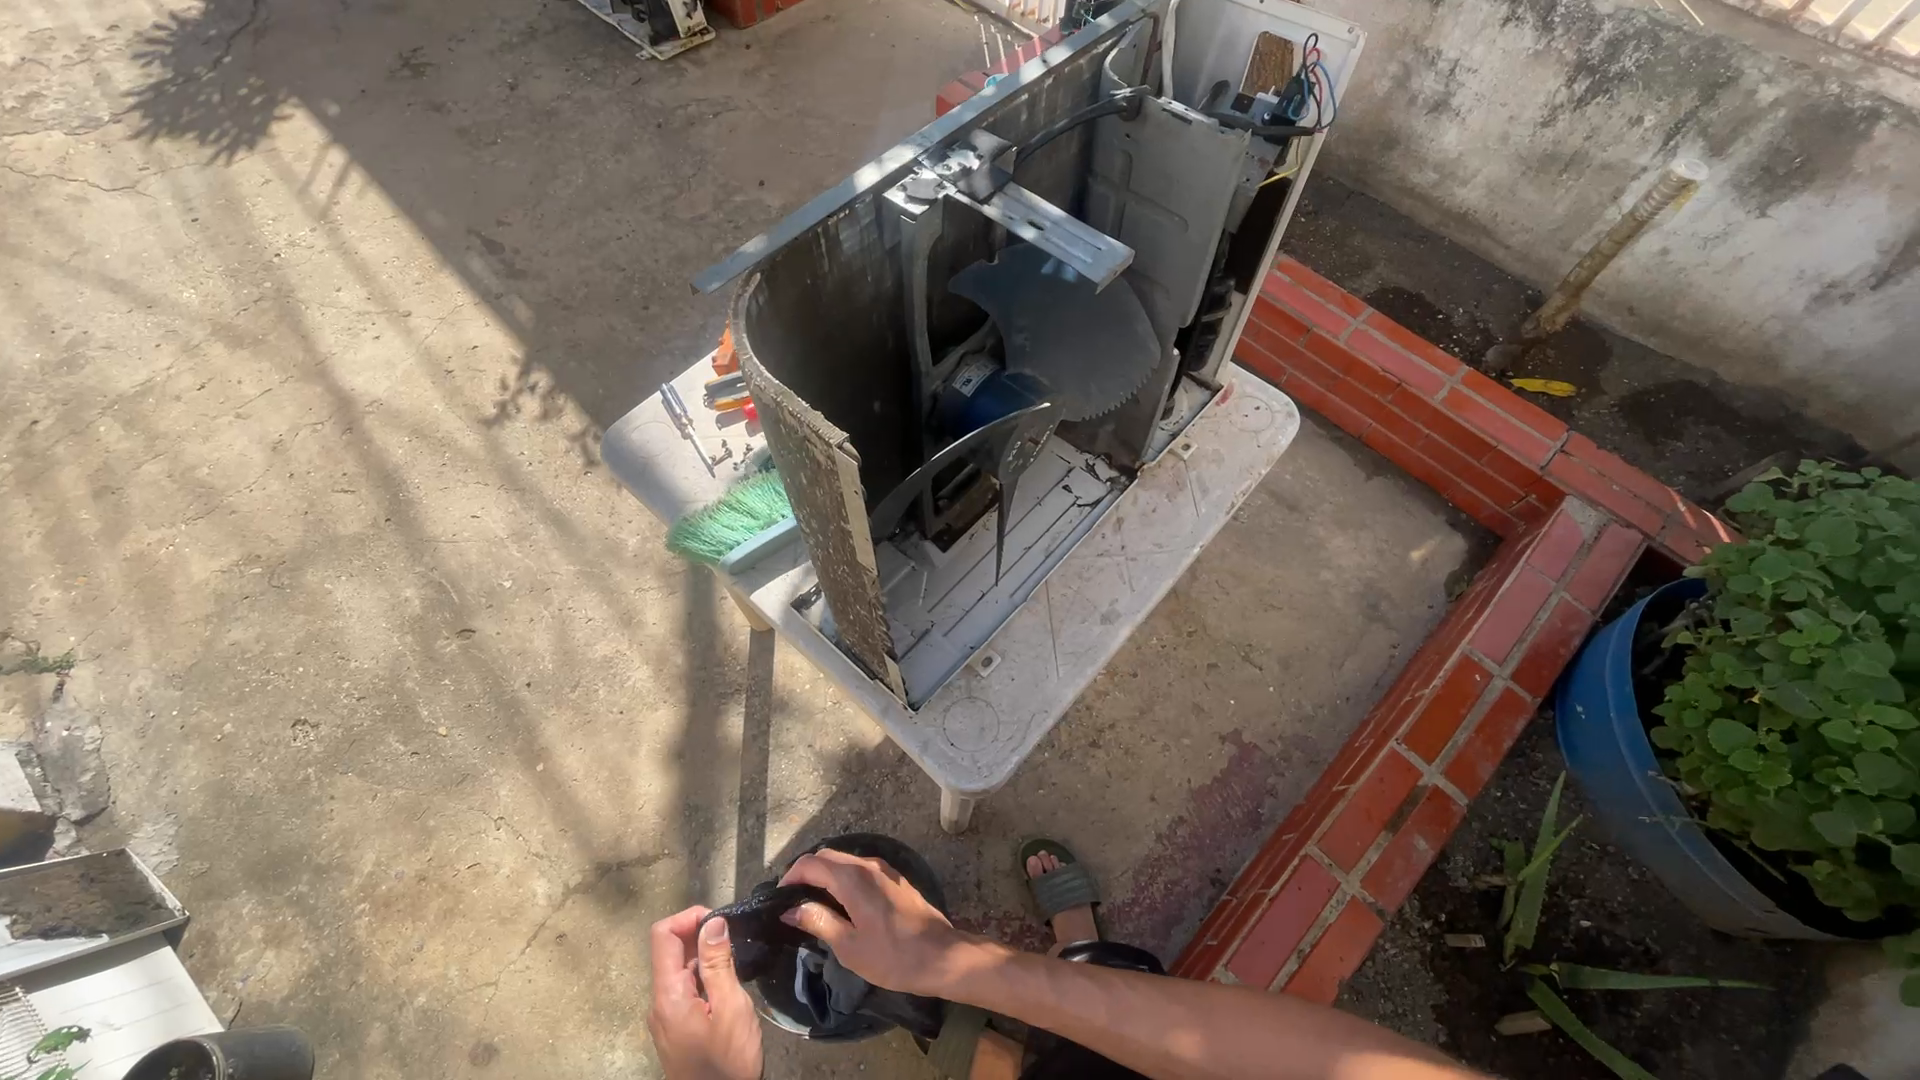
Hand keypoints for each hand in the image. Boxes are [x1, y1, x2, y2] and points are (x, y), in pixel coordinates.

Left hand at [646, 906, 763, 1079]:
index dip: (689, 918)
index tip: (721, 921)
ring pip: (680, 969)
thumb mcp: (730, 1008)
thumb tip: (712, 922)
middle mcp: (660, 1002)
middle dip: (701, 935)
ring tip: (736, 960)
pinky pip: (686, 988)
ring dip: (706, 956)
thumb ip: (718, 964)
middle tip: (735, 940)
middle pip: (670, 950)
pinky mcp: (678, 1027)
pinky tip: (728, 983)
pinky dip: (705, 975)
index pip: (663, 935)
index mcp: (667, 996)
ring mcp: (667, 1017)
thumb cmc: (727, 1061)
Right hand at [777, 849, 978, 997]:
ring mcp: (883, 869)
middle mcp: (867, 865)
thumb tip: (791, 909)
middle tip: (792, 901)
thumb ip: (818, 921)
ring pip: (844, 861)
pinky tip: (839, 902)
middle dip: (806, 872)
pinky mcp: (893, 879)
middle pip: (827, 856)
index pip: (811, 863)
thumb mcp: (848, 946)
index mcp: (852, 879)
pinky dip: (842, 878)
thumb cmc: (892, 955)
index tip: (779, 899)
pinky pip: (859, 869)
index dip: (790, 877)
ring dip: (824, 874)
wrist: (940, 955)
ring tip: (812, 902)